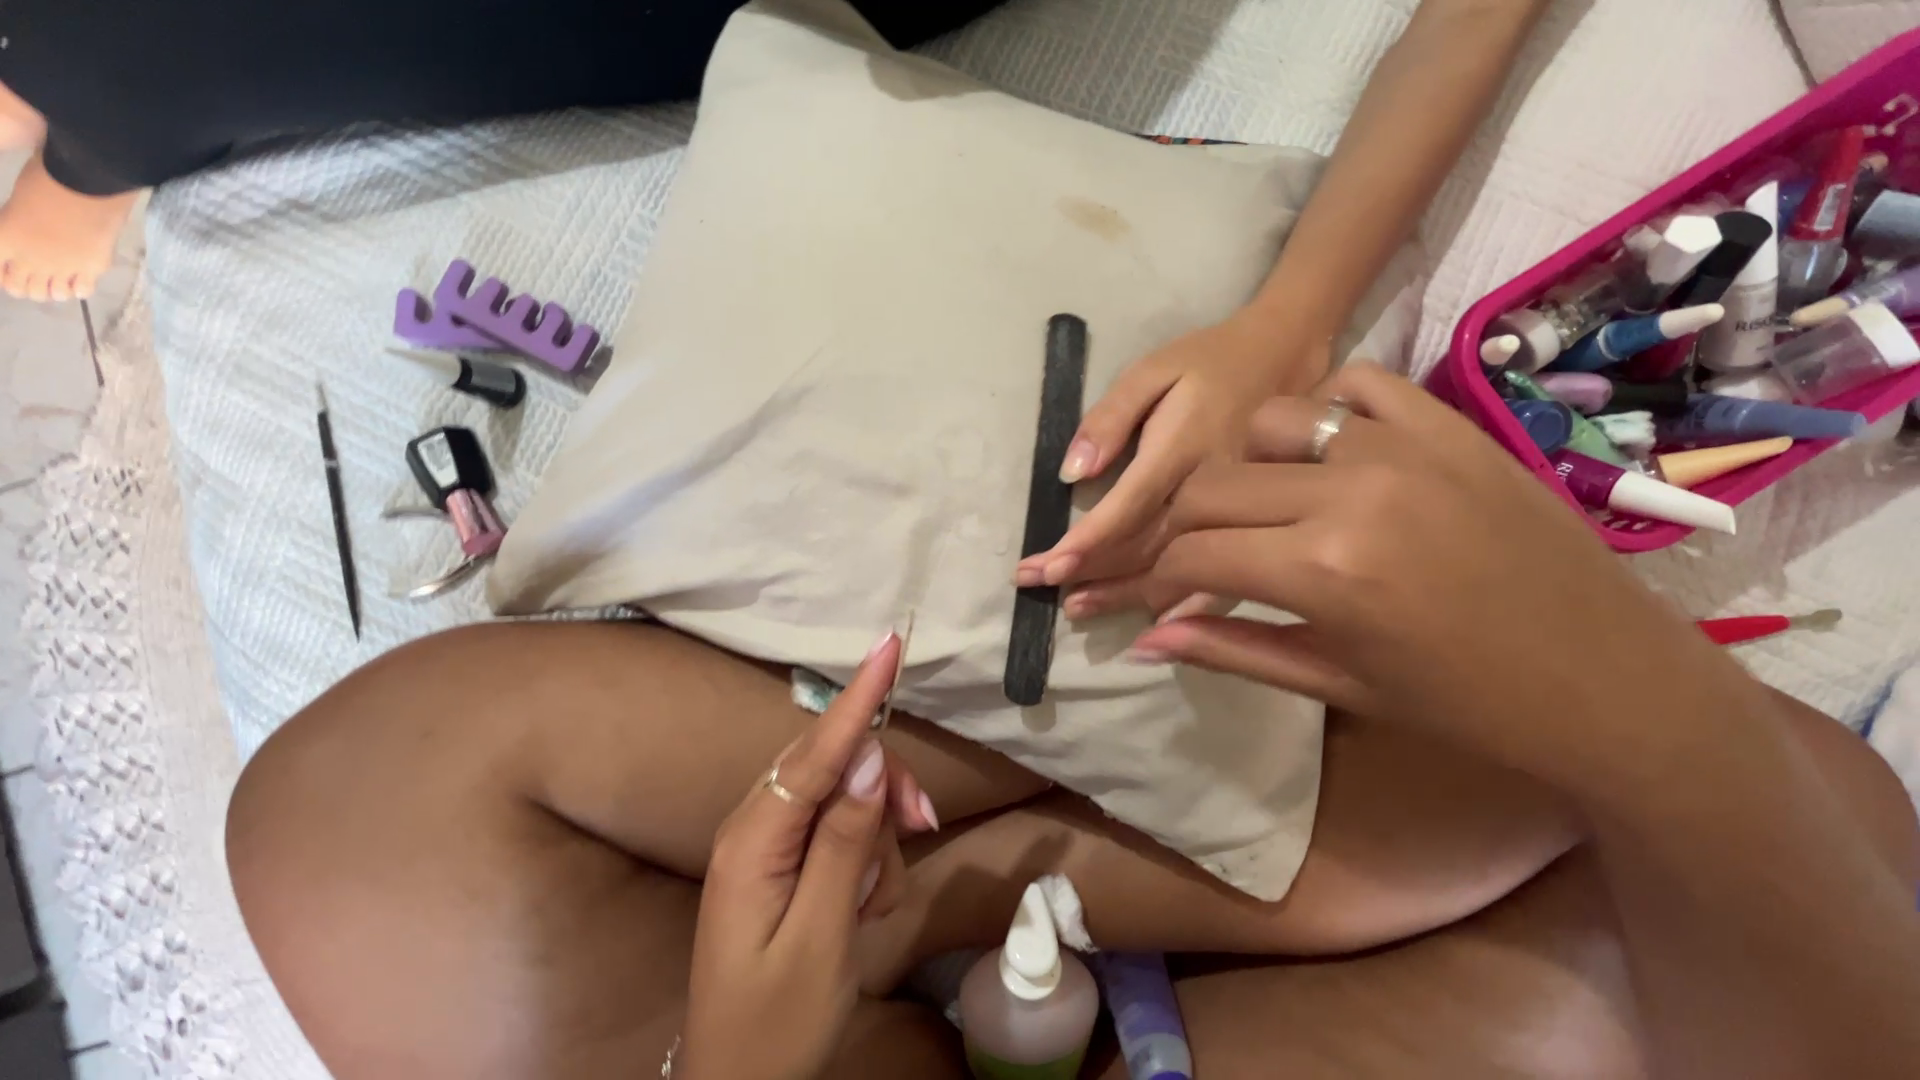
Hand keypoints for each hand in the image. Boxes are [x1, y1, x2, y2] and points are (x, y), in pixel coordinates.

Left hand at [679, 632, 924, 1079]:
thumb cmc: (776, 1022)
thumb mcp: (821, 936)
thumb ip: (842, 840)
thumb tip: (867, 756)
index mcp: (752, 840)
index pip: (814, 752)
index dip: (857, 697)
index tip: (888, 644)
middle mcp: (754, 827)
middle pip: (836, 769)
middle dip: (883, 794)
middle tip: (921, 829)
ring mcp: (767, 846)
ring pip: (846, 804)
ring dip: (877, 844)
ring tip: (874, 905)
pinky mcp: (783, 865)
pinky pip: (839, 837)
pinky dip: (866, 865)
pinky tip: (863, 909)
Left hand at [1014, 314, 1328, 588]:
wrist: (1285, 358)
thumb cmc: (1207, 361)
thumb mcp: (1151, 370)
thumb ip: (1110, 418)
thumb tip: (1072, 473)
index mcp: (1185, 448)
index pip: (1128, 508)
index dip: (1087, 543)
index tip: (1046, 568)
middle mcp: (1214, 491)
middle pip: (1148, 548)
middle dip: (1091, 573)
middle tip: (1037, 587)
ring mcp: (1239, 513)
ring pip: (1179, 570)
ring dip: (1125, 594)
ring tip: (1076, 607)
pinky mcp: (1252, 523)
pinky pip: (1216, 575)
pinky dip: (1177, 602)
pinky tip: (1150, 623)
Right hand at [1065, 363, 1737, 777]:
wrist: (1612, 682)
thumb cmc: (1465, 704)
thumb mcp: (1334, 682)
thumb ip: (1229, 650)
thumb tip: (1141, 641)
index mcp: (1324, 571)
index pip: (1191, 554)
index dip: (1155, 578)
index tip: (1151, 597)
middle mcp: (1353, 493)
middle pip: (1210, 484)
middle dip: (1181, 527)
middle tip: (1192, 560)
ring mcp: (1405, 447)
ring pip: (1269, 423)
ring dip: (1243, 466)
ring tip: (1258, 507)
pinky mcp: (1449, 425)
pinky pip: (1355, 386)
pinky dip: (1324, 412)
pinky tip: (1326, 453)